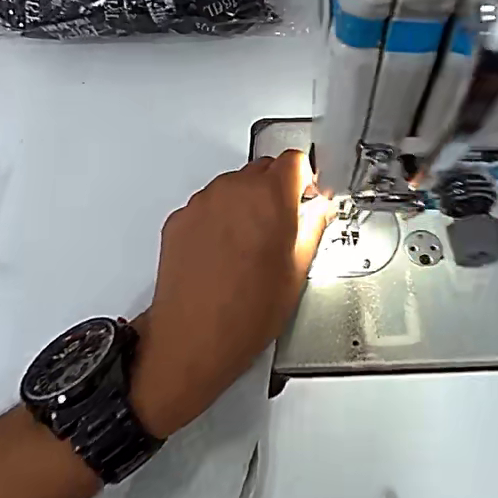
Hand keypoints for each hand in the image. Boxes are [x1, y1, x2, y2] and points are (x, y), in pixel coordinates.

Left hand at [129, 151, 333, 437]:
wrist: (194, 337)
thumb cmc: (244, 312)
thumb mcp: (297, 269)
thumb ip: (313, 227)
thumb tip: (318, 211)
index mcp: (270, 198)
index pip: (294, 160)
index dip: (305, 176)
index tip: (307, 192)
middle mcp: (234, 191)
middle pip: (263, 169)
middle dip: (276, 189)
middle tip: (283, 223)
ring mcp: (202, 203)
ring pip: (233, 186)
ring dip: (246, 203)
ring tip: (251, 245)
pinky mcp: (179, 218)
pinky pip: (207, 205)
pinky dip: (218, 218)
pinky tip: (225, 253)